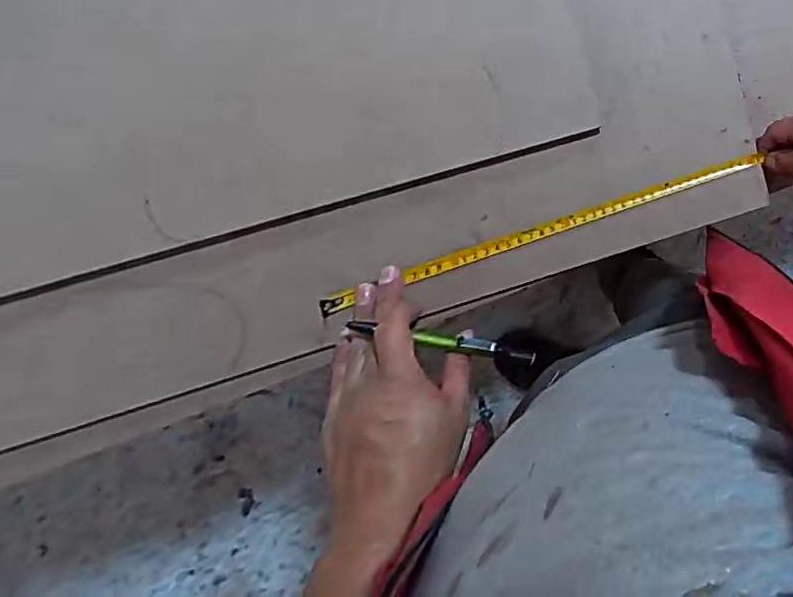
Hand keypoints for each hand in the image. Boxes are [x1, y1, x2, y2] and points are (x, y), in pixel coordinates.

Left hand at [309, 267, 469, 595]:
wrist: (379, 516)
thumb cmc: (423, 466)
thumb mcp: (454, 416)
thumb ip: (456, 371)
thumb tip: (460, 341)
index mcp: (398, 377)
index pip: (393, 323)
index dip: (395, 296)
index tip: (395, 276)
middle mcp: (366, 383)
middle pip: (366, 332)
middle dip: (371, 303)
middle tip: (373, 281)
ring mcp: (344, 402)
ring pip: (348, 353)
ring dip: (356, 326)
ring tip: (358, 306)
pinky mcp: (332, 422)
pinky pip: (336, 377)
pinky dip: (343, 356)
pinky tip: (345, 350)